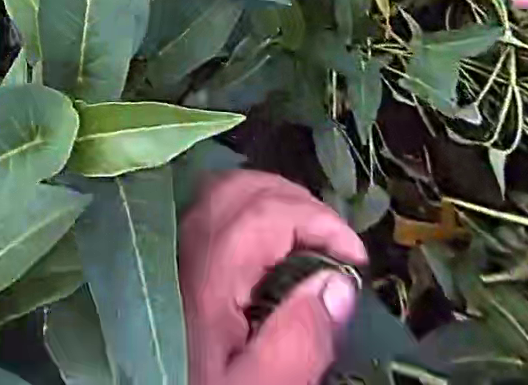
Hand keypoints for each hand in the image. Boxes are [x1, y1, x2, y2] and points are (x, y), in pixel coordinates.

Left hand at [180, 170, 365, 384]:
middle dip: (298, 202)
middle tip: (337, 243)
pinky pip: (211, 202)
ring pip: (224, 187)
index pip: (266, 211)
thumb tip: (338, 283)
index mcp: (207, 273)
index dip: (317, 220)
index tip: (356, 257)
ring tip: (312, 234)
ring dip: (273, 197)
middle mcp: (185, 242)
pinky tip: (270, 233)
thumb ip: (300, 340)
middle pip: (243, 187)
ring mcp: (173, 242)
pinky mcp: (171, 252)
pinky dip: (248, 202)